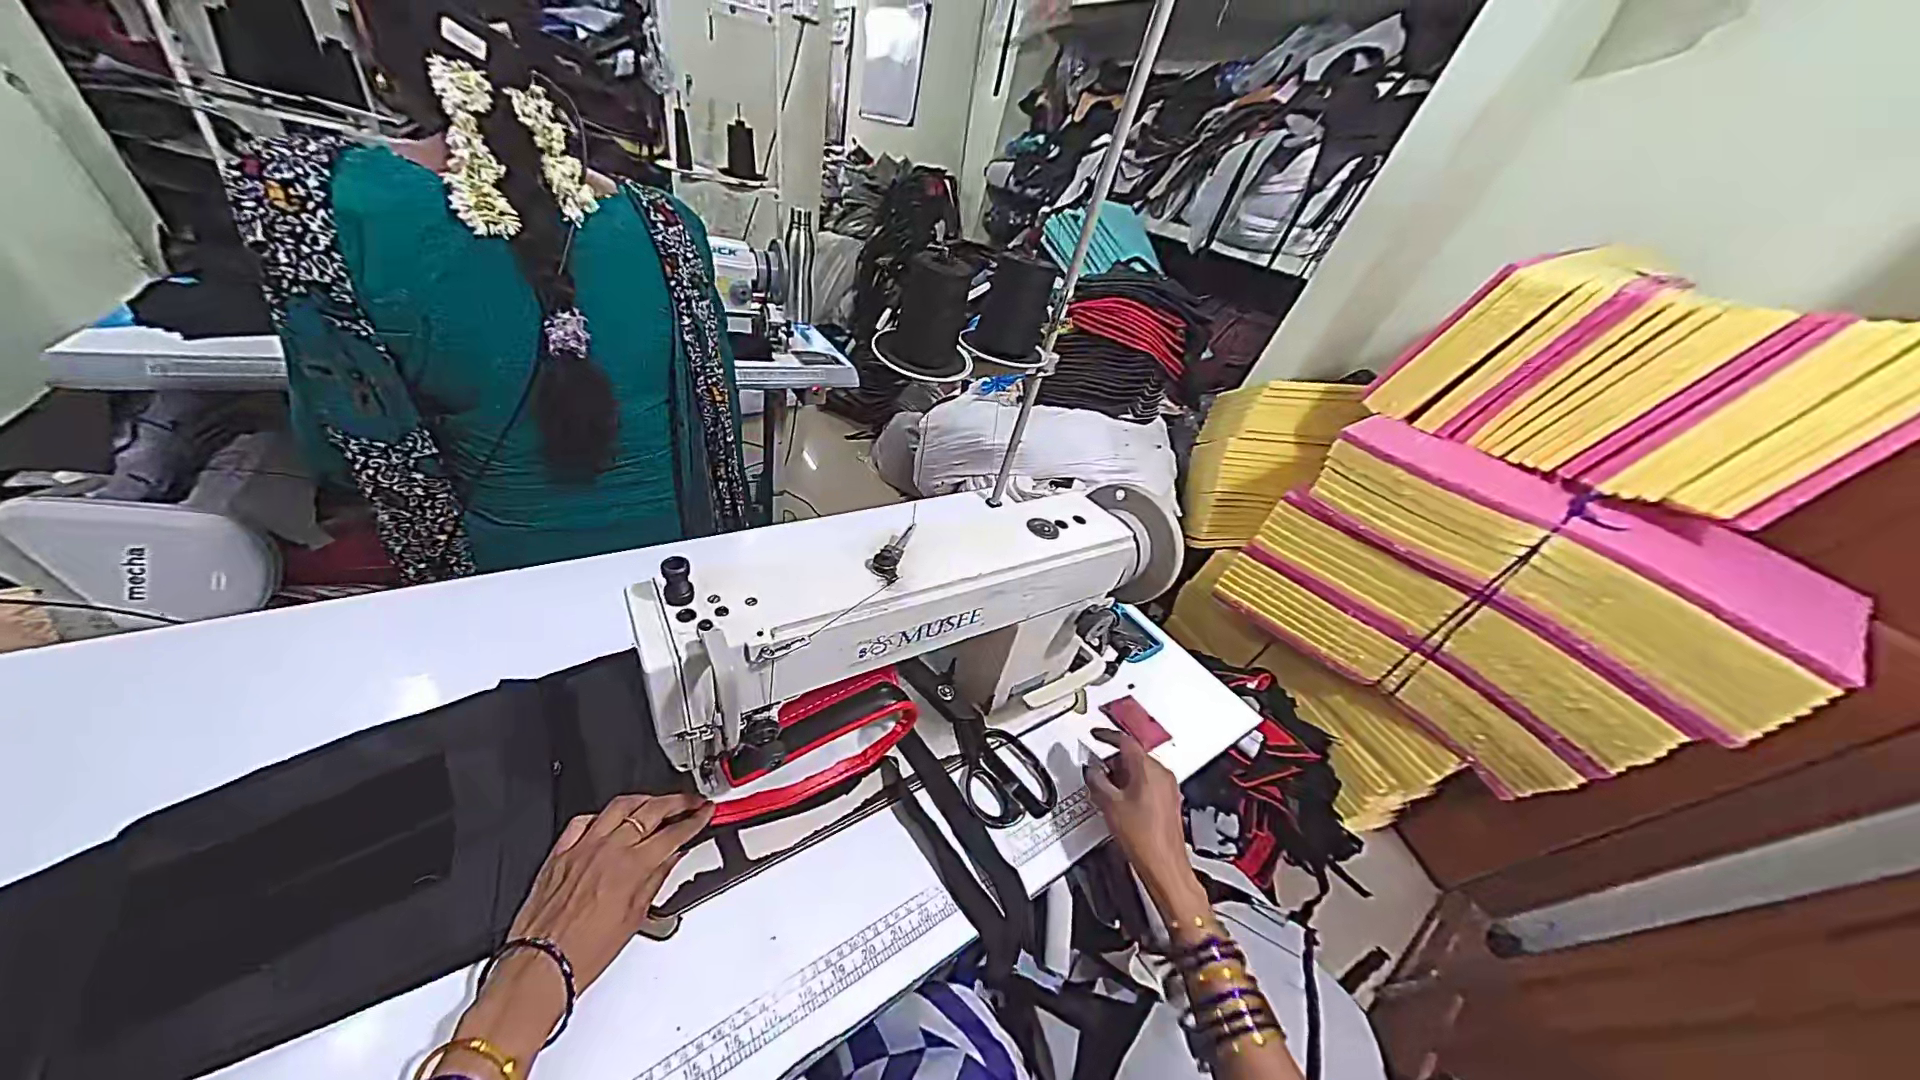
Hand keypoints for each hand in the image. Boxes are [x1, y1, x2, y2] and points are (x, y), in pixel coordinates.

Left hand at [450, 794, 713, 1068]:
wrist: (540, 967)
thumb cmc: (583, 953)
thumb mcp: (635, 917)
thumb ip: (657, 878)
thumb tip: (671, 858)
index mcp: (631, 867)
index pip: (675, 831)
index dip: (696, 818)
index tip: (705, 812)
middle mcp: (608, 850)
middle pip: (653, 809)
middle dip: (679, 801)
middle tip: (691, 801)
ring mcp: (582, 848)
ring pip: (620, 805)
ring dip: (645, 799)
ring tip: (657, 802)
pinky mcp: (560, 853)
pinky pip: (583, 821)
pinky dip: (601, 815)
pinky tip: (609, 819)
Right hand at [1083, 728, 1194, 905]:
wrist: (1165, 866)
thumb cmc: (1144, 839)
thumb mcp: (1109, 804)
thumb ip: (1096, 780)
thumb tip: (1092, 770)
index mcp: (1148, 769)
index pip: (1125, 741)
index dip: (1107, 736)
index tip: (1096, 735)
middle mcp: (1162, 774)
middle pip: (1133, 755)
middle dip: (1113, 762)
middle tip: (1096, 770)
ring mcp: (1168, 788)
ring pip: (1140, 770)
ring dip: (1122, 775)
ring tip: (1106, 790)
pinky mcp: (1169, 802)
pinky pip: (1148, 783)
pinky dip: (1133, 786)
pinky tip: (1121, 803)